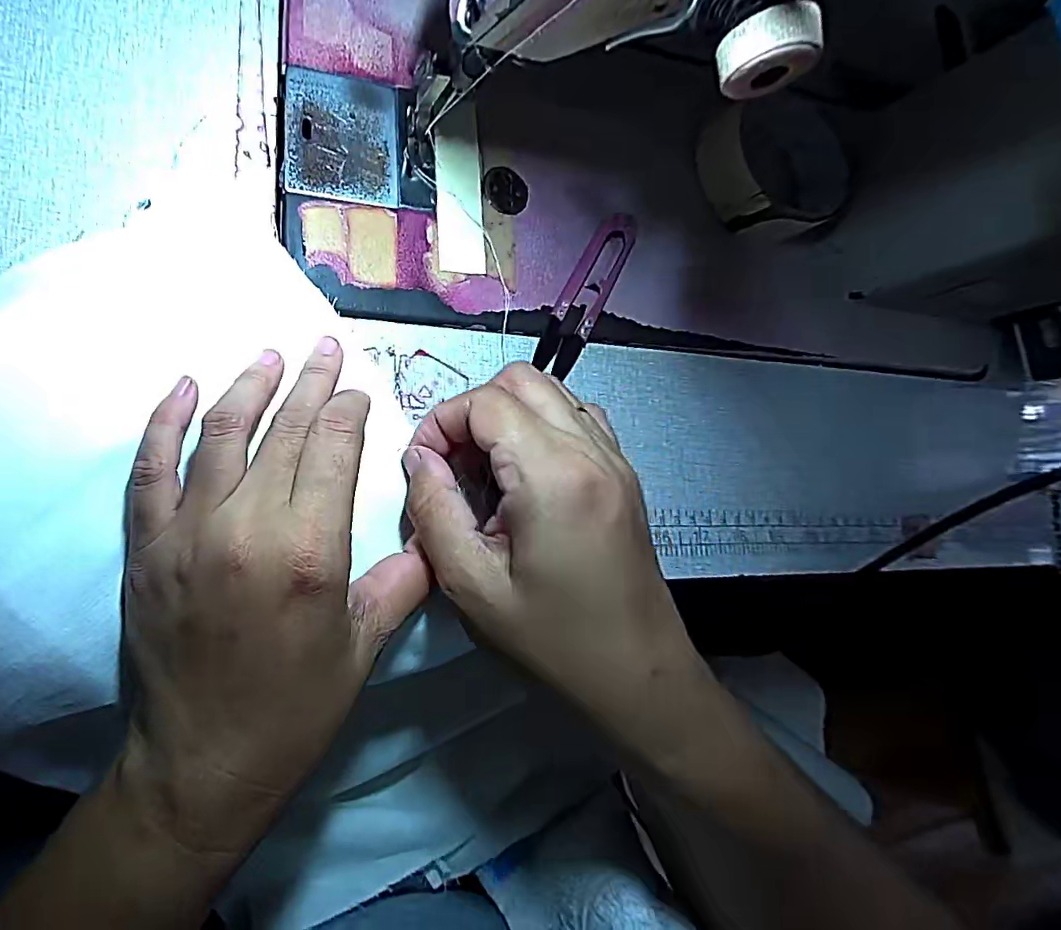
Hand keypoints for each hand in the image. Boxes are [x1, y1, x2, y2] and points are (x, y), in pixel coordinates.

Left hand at [119, 339, 430, 854]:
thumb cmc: (291, 711)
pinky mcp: (146, 543)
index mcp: (310, 553)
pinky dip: (164, 421)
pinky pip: (150, 467)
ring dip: (248, 386)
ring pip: (221, 433)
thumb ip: (398, 585)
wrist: (201, 759)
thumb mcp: (360, 652)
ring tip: (269, 355)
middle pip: (285, 432)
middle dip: (310, 384)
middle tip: (323, 348)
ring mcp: (188, 530)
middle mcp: (247, 527)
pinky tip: (183, 387)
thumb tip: (430, 537)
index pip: (334, 452)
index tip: (356, 391)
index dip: (348, 412)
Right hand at [399, 361, 702, 737]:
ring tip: (482, 470)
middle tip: (450, 464)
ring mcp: (615, 459)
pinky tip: (519, 473)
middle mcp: (592, 451)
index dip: (440, 422)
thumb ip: (433, 509)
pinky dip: (534, 425)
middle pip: (518, 380)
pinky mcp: (623, 474)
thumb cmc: (551, 638)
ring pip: (548, 390)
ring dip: (502, 415)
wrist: (640, 680)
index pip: (485, 401)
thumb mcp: (469, 583)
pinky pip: (573, 416)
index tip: (424, 466)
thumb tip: (420, 459)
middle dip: (469, 411)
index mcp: (554, 475)